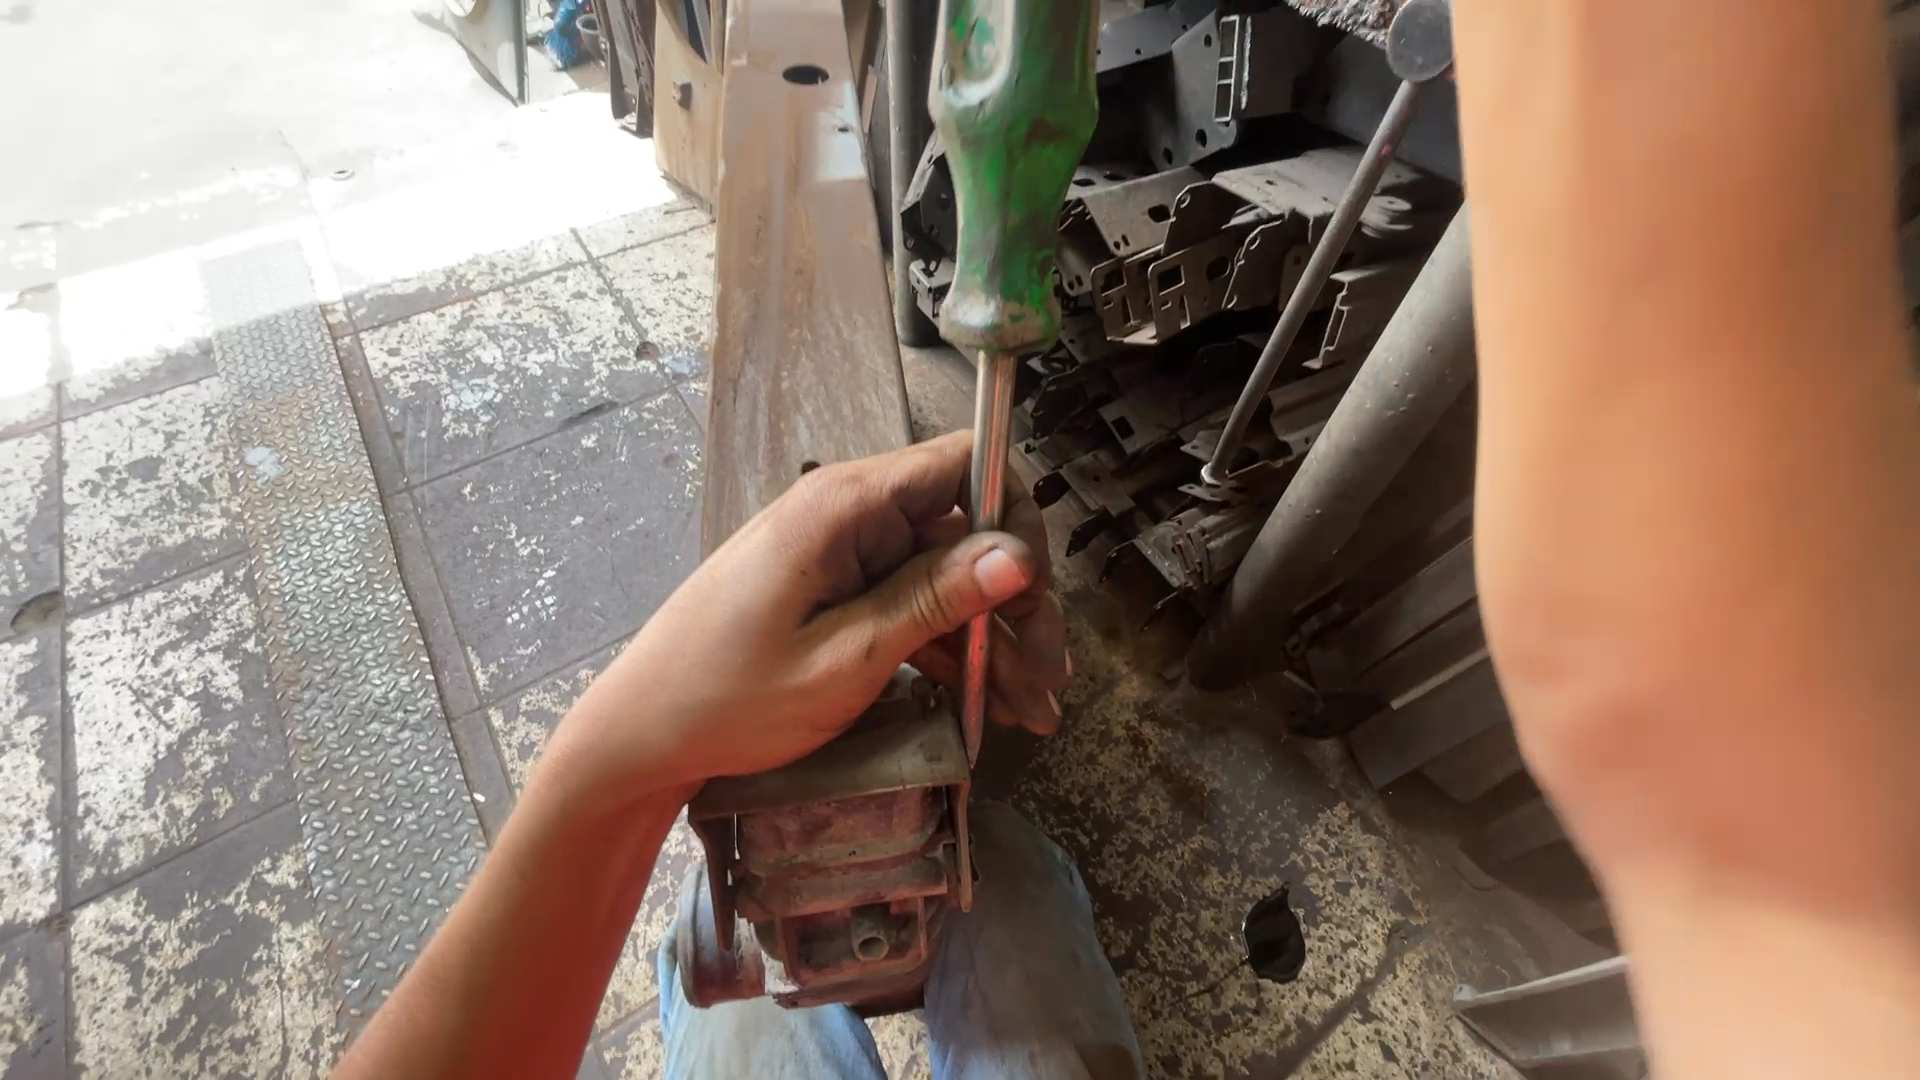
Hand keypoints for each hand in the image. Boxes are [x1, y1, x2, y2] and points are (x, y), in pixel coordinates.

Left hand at [541, 431, 1069, 806]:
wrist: (644, 735)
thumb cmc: (729, 697)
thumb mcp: (843, 657)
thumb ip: (931, 600)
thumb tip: (1018, 556)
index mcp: (848, 504)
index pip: (964, 464)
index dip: (1014, 518)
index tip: (1032, 594)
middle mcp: (856, 514)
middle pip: (968, 533)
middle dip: (1016, 604)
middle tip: (1048, 681)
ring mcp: (852, 555)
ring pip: (952, 578)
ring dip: (995, 639)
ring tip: (1031, 708)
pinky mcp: (848, 592)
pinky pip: (920, 607)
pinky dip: (957, 650)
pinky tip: (991, 699)